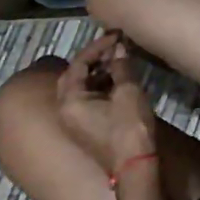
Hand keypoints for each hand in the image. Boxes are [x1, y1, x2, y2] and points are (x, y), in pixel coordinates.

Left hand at [56, 33, 160, 175]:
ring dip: (98, 72)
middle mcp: (65, 110)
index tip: (117, 34)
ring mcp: (75, 121)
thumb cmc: (128, 126)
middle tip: (115, 45)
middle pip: (74, 76)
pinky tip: (119, 80)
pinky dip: (101, 86)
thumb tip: (118, 47)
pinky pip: (88, 99)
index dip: (97, 46)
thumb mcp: (128, 92)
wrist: (133, 165)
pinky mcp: (87, 128)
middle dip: (93, 58)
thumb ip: (121, 67)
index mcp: (70, 100)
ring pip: (81, 88)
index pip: (79, 64)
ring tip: (120, 59)